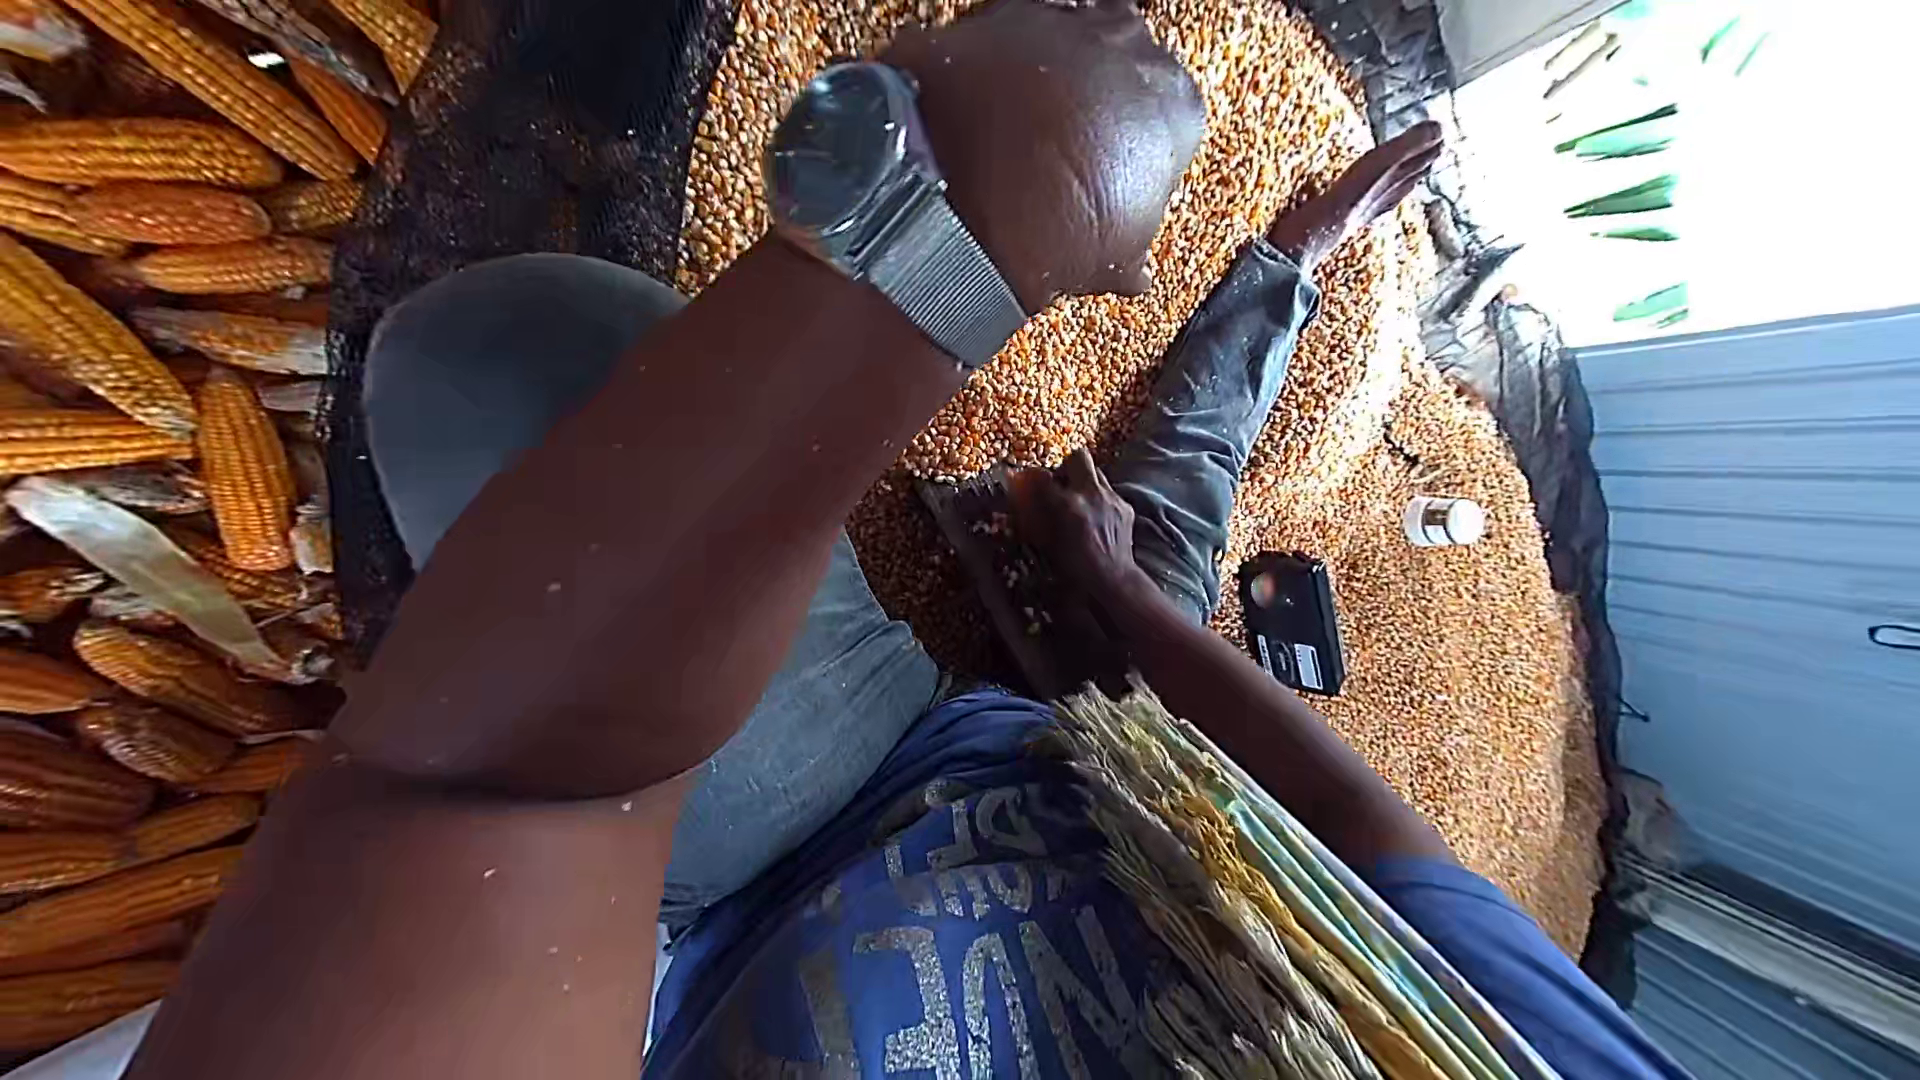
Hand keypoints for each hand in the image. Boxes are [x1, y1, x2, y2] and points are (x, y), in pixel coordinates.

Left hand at [883, 0, 1204, 312]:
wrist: (967, 210)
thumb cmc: (1051, 232)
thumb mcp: (1111, 266)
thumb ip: (1133, 255)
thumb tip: (1134, 270)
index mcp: (1176, 108)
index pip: (1167, 130)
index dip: (1135, 165)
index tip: (1113, 190)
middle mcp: (1132, 46)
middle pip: (1120, 81)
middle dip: (1097, 117)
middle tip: (1066, 165)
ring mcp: (1065, 23)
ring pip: (1070, 52)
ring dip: (1052, 88)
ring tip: (1023, 142)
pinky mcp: (1000, 17)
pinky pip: (1011, 41)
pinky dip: (1001, 74)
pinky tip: (987, 117)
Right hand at [1008, 449, 1144, 602]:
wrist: (1112, 579)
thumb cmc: (1074, 567)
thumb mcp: (1047, 541)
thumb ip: (1035, 514)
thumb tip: (1022, 493)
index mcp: (1068, 505)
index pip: (1043, 476)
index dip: (1033, 476)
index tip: (1028, 479)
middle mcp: (1091, 494)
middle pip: (1077, 457)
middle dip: (1066, 465)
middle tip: (1060, 482)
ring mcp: (1111, 498)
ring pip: (1096, 472)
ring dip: (1084, 479)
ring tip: (1078, 498)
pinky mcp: (1125, 506)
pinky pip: (1109, 491)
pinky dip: (1099, 498)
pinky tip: (1096, 515)